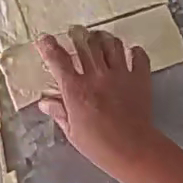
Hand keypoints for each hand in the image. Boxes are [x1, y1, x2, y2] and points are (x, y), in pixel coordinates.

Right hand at [36, 26, 172, 180]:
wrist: (132, 148)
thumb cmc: (98, 145)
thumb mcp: (72, 132)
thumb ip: (59, 113)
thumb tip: (45, 103)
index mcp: (76, 90)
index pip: (58, 61)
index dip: (48, 47)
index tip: (44, 40)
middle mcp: (97, 76)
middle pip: (85, 44)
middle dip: (77, 35)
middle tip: (75, 33)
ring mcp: (120, 74)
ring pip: (111, 44)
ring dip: (103, 38)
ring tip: (99, 39)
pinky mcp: (139, 78)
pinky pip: (138, 56)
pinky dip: (133, 51)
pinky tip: (130, 53)